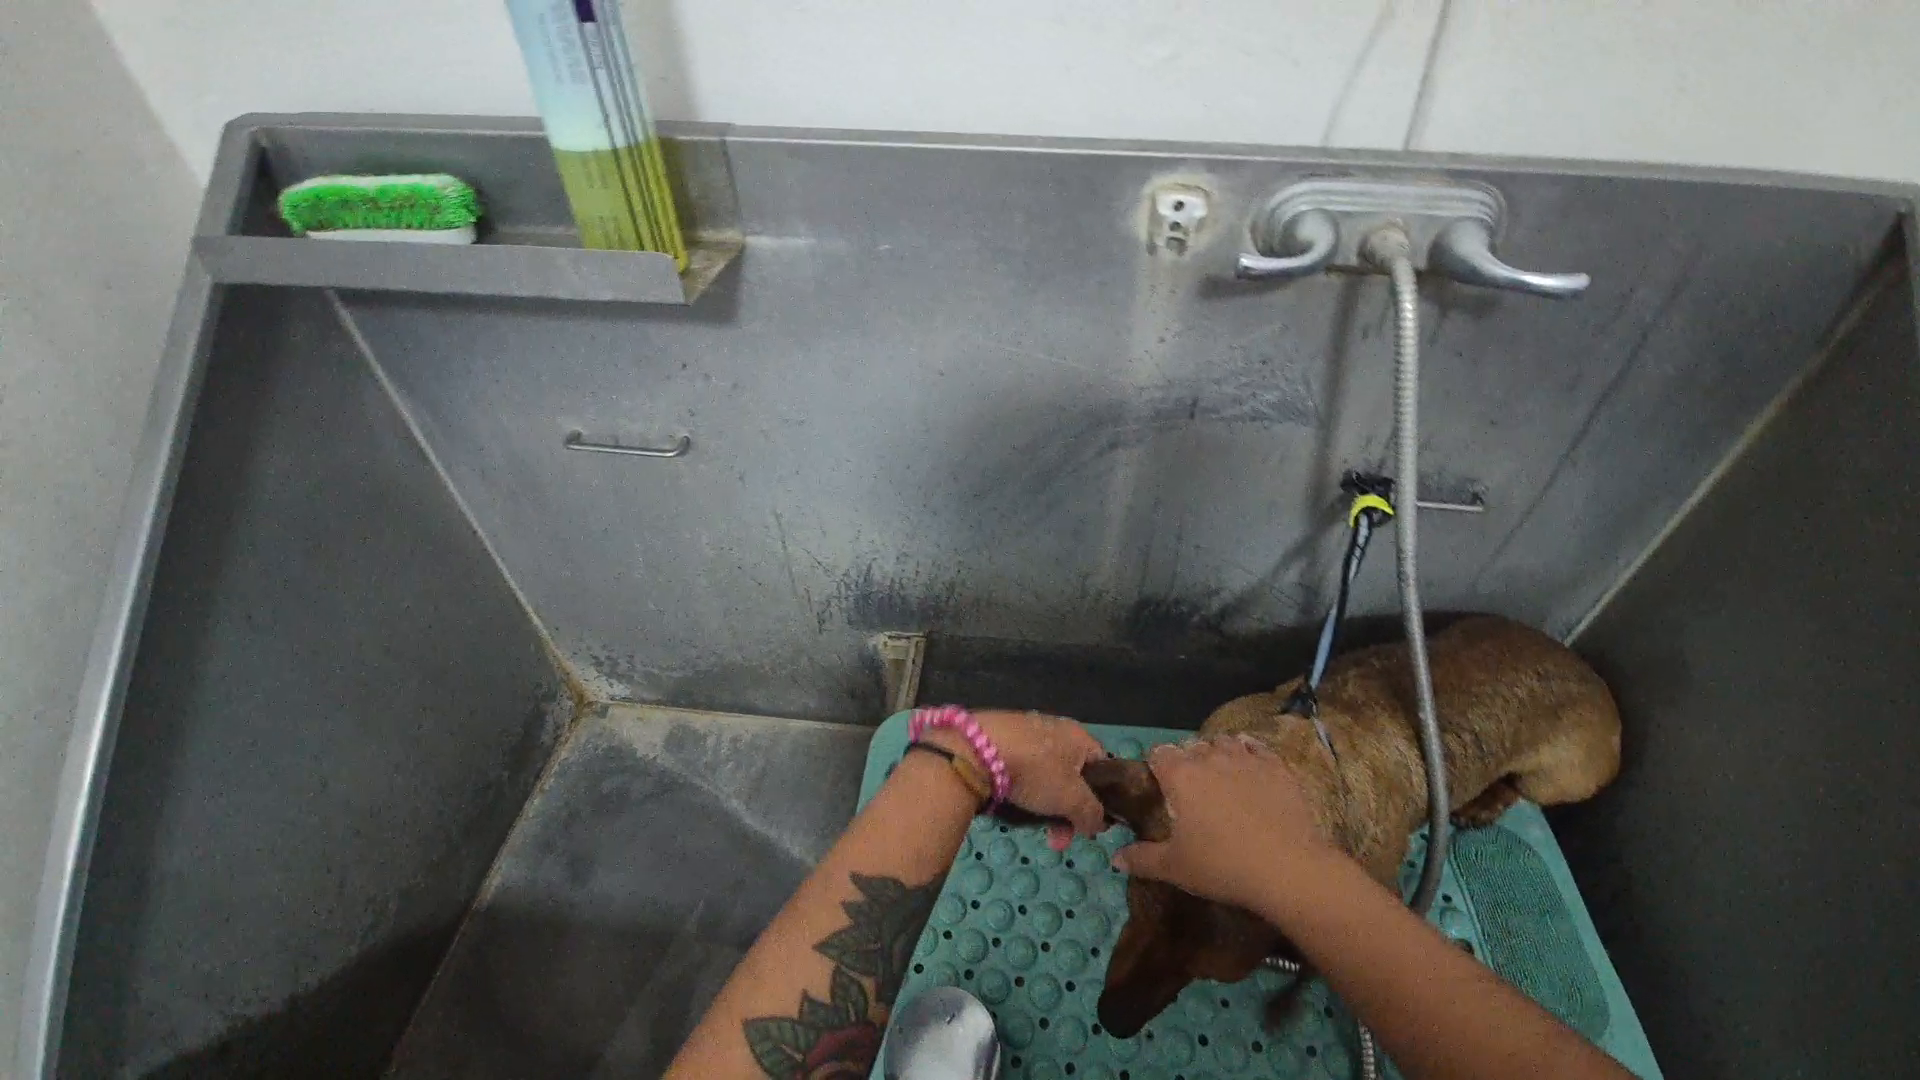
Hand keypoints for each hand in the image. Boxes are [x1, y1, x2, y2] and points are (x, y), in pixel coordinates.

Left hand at [923, 710, 1107, 840]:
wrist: (975, 750)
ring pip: (1045, 778)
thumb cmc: (1034, 771)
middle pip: (1072, 778)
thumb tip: (1097, 825)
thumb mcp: (1072, 798)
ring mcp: (1025, 734)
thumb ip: (1092, 813)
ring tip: (1035, 830)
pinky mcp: (1000, 741)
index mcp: (1077, 735)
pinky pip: (1021, 771)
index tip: (1089, 825)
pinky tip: (1014, 805)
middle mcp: (1054, 729)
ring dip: (1045, 808)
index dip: (1101, 798)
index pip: (1102, 767)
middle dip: (1068, 814)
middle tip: (1058, 841)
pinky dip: (1022, 791)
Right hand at [1112, 735, 1338, 911]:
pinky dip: (1248, 751)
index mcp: (1180, 775)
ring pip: (1223, 742)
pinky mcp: (1276, 766)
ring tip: (1220, 776)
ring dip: (1216, 753)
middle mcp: (1209, 757)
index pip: (1158, 754)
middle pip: (1191, 746)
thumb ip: (1141, 859)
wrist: (1288, 869)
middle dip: (1187, 761)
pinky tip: (1250, 766)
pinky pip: (1256, 747)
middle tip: (1190, 792)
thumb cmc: (1223, 866)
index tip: (1160, 788)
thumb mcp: (1175, 868)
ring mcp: (1246, 759)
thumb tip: (1114, 858)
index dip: (1156, 767)